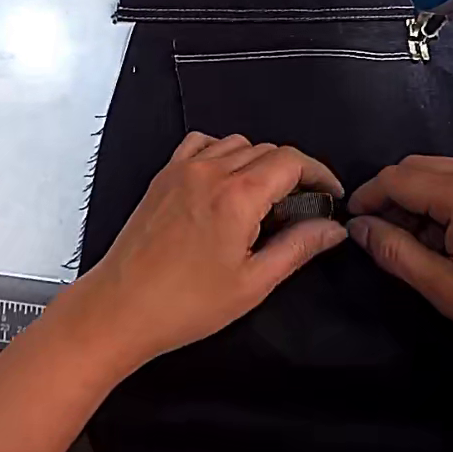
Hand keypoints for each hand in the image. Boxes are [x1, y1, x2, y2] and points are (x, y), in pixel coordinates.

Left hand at [48, 133, 347, 371]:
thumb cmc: (186, 304)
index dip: (319, 173)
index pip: (293, 161)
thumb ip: (299, 247)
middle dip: (294, 173)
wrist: (118, 310)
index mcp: (239, 195)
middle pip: (270, 150)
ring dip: (260, 162)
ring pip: (239, 143)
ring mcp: (185, 167)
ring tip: (263, 198)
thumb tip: (334, 228)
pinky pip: (203, 142)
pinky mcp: (165, 172)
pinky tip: (224, 178)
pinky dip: (223, 151)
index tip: (331, 194)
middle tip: (301, 207)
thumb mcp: (253, 283)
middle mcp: (213, 170)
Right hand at [346, 156, 452, 393]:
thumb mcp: (451, 294)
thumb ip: (398, 253)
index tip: (355, 218)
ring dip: (430, 197)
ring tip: (432, 242)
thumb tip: (360, 228)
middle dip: (398, 195)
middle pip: (425, 166)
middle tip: (389, 235)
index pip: (401, 177)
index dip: (370, 194)